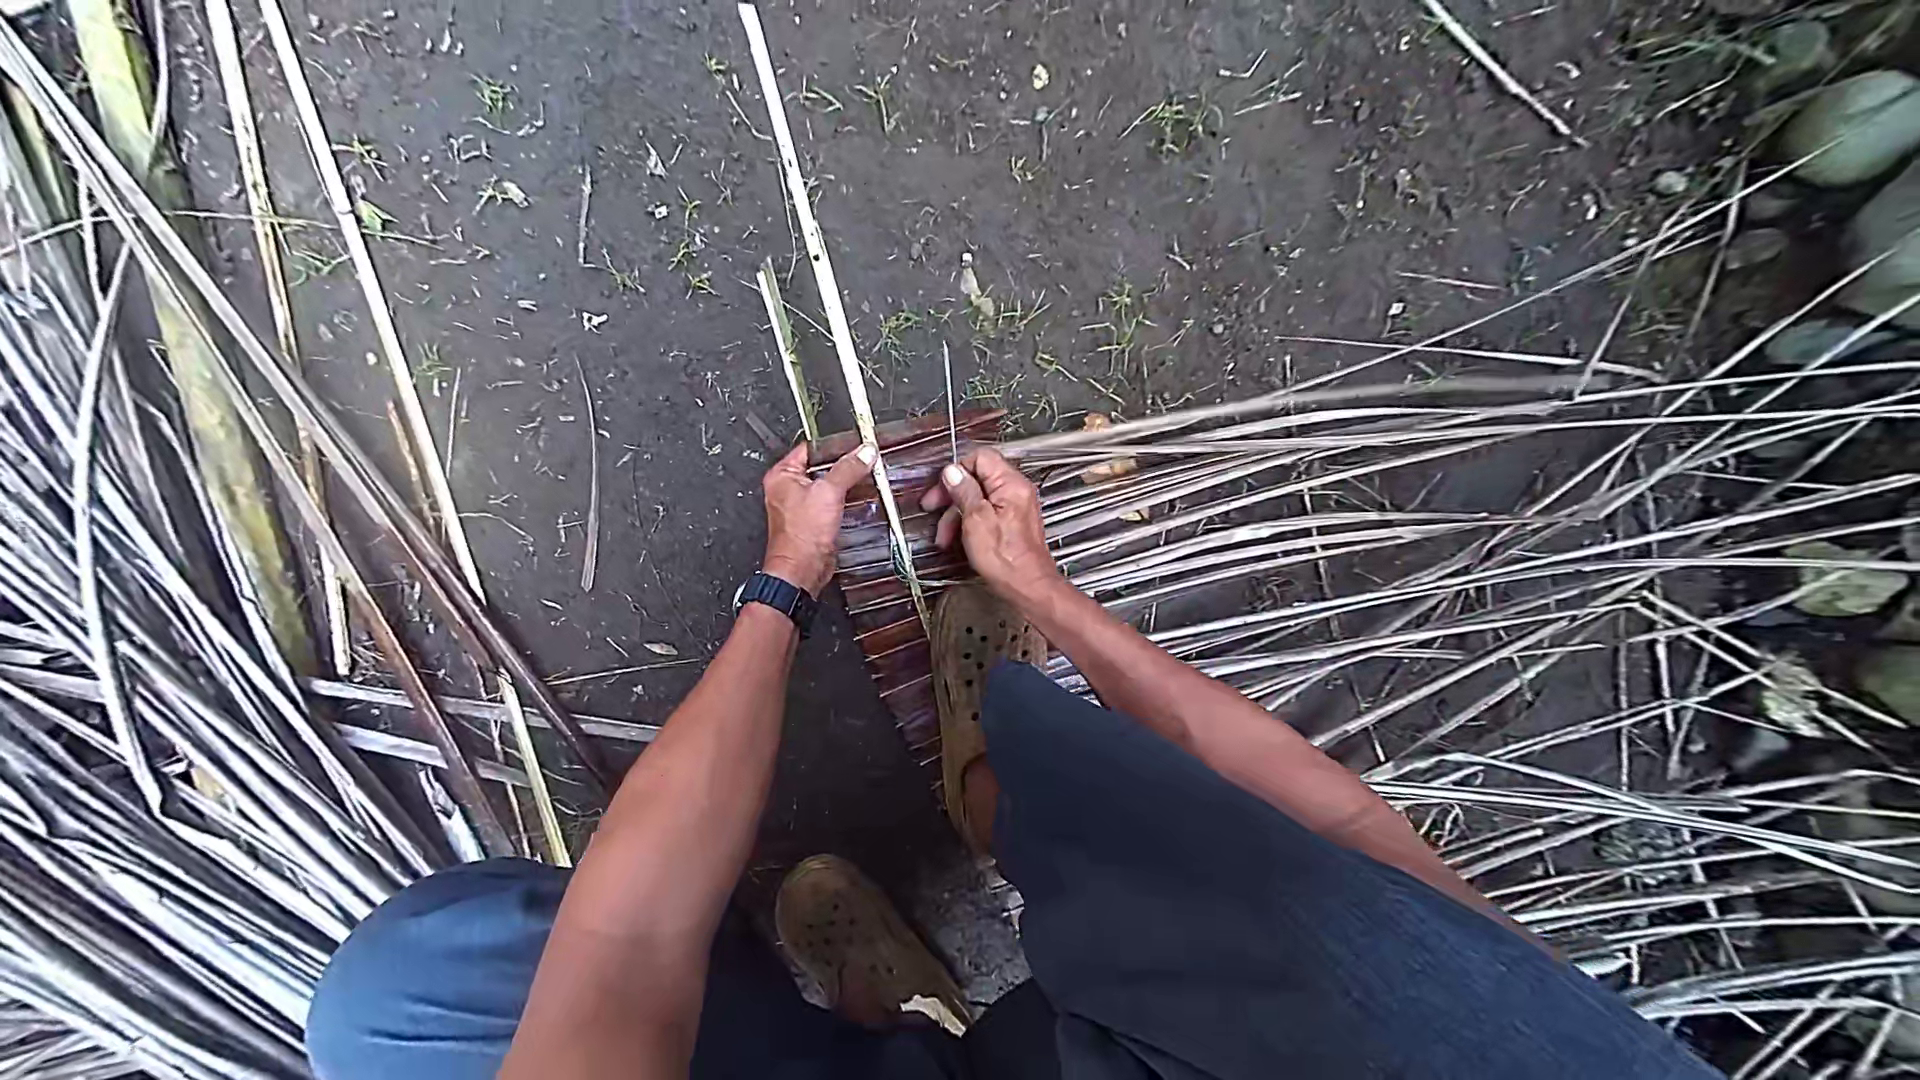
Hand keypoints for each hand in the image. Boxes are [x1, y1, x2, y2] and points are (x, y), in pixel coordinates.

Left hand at [761, 443, 874, 594]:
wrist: (802, 570)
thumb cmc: (800, 537)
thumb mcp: (828, 493)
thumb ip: (848, 469)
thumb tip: (864, 452)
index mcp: (783, 475)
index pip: (811, 449)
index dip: (834, 445)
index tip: (856, 442)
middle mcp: (789, 489)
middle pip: (822, 467)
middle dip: (845, 464)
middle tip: (866, 457)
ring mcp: (802, 505)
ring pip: (829, 485)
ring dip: (847, 483)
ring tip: (868, 474)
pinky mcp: (814, 521)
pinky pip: (833, 503)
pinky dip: (847, 499)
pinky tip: (862, 497)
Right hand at [919, 448, 1061, 602]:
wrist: (1028, 587)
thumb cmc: (1007, 560)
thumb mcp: (976, 521)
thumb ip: (964, 491)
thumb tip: (952, 472)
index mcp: (1011, 484)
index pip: (980, 458)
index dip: (957, 470)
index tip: (943, 488)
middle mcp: (1017, 491)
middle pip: (977, 478)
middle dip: (953, 494)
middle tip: (935, 507)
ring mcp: (1016, 507)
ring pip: (979, 498)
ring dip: (957, 514)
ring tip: (944, 535)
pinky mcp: (1013, 523)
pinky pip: (986, 513)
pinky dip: (970, 523)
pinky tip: (958, 538)